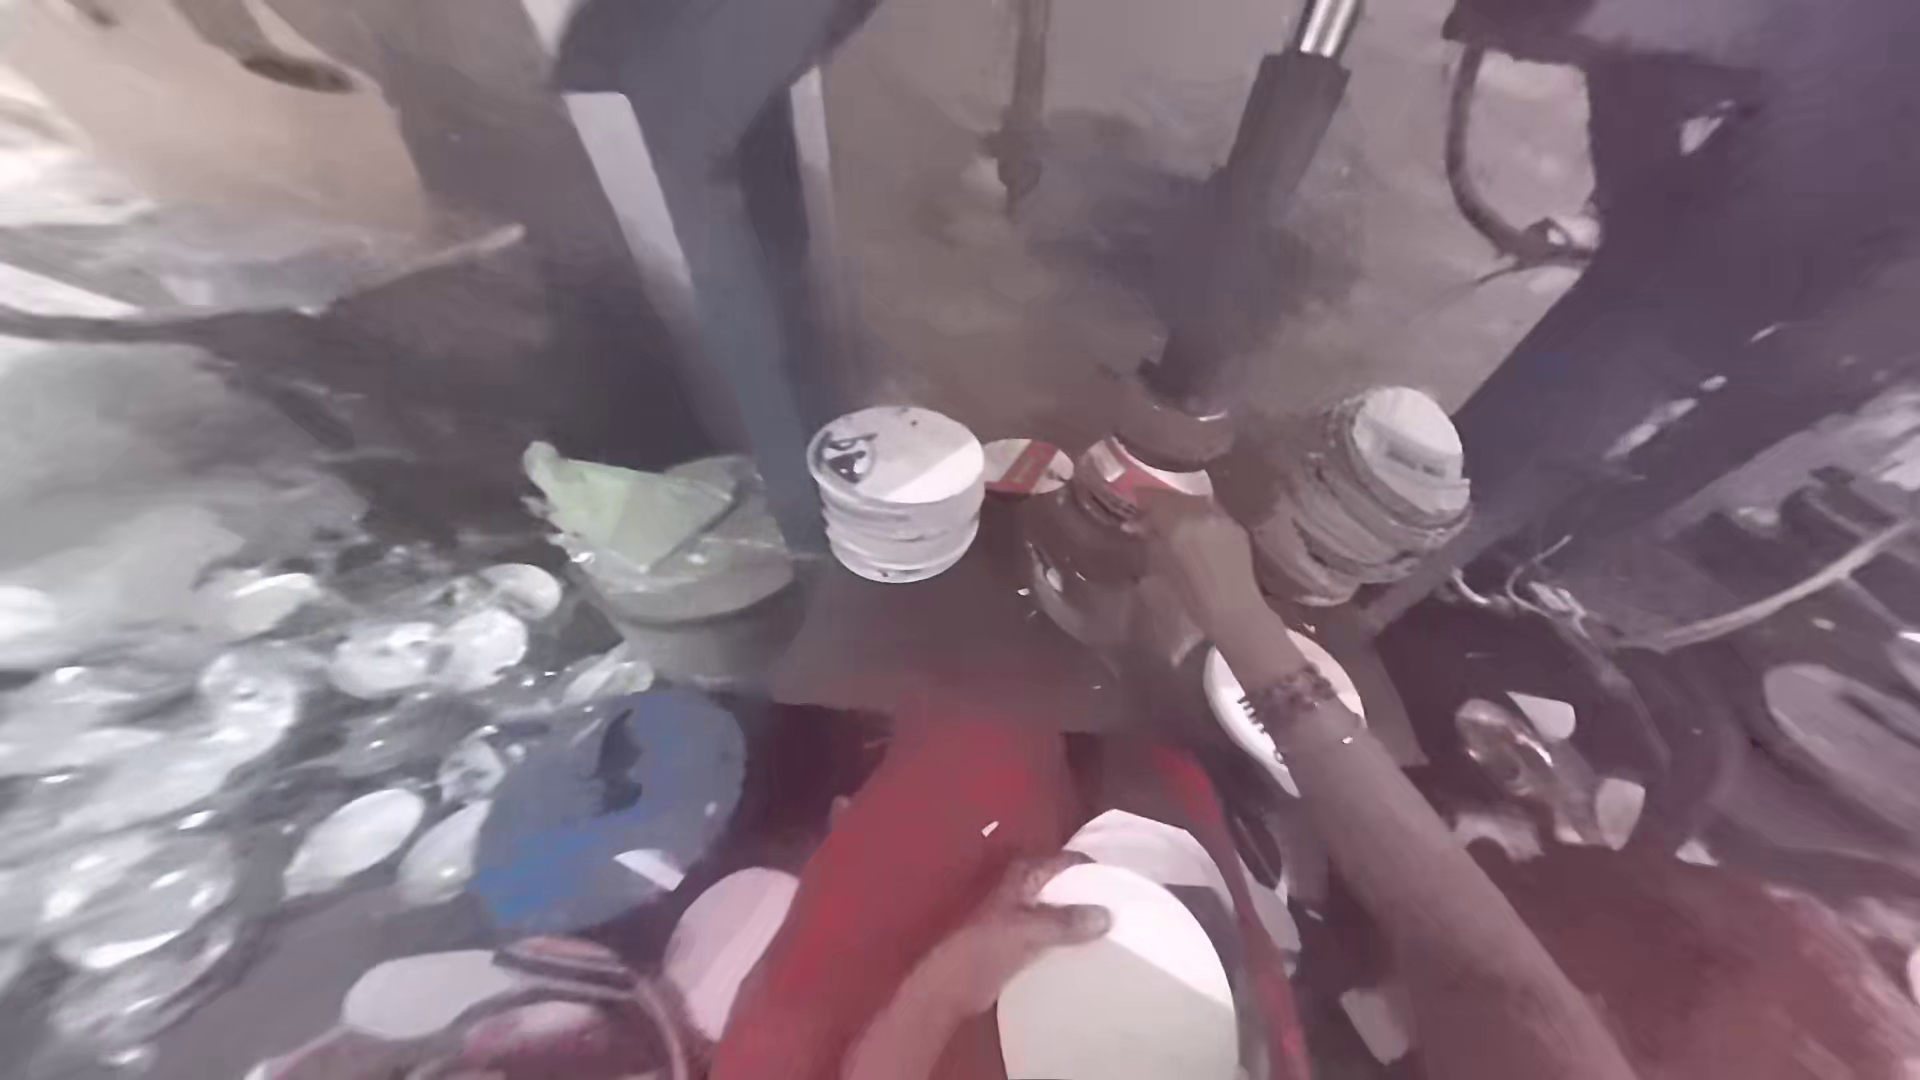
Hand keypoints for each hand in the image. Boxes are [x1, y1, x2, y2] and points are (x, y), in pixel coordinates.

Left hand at [910, 853, 1111, 1016]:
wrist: (956, 982)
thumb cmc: (986, 945)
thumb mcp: (1028, 930)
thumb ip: (1065, 922)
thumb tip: (1107, 914)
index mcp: (1026, 873)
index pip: (1067, 862)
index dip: (1093, 869)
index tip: (1125, 885)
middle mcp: (1029, 887)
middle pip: (1067, 884)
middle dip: (1093, 894)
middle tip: (1128, 910)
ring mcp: (1027, 913)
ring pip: (1064, 909)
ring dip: (1085, 918)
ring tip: (1120, 931)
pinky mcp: (1027, 938)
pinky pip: (1059, 932)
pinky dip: (1075, 937)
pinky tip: (1096, 951)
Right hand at [1136, 490, 1263, 633]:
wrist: (1234, 611)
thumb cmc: (1193, 598)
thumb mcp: (1163, 567)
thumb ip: (1152, 538)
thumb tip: (1135, 524)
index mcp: (1180, 526)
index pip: (1156, 499)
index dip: (1142, 497)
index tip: (1133, 500)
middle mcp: (1202, 516)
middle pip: (1176, 497)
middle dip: (1160, 502)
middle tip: (1148, 512)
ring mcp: (1222, 519)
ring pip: (1195, 501)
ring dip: (1180, 506)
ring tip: (1171, 520)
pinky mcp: (1236, 527)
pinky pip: (1212, 511)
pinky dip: (1198, 515)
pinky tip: (1194, 527)